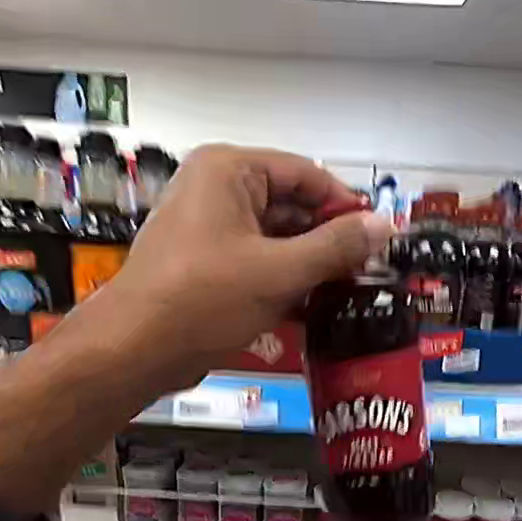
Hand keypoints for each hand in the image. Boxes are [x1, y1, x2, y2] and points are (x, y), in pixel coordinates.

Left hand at [0, 145, 390, 516]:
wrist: (136, 349)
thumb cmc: (205, 298)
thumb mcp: (279, 271)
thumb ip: (336, 247)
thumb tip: (385, 225)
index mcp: (230, 171)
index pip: (306, 174)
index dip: (346, 205)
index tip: (379, 237)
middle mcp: (218, 191)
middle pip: (292, 208)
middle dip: (329, 242)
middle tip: (368, 273)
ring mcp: (210, 230)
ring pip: (277, 241)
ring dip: (310, 268)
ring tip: (349, 295)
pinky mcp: (208, 266)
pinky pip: (257, 265)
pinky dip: (284, 284)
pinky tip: (314, 310)